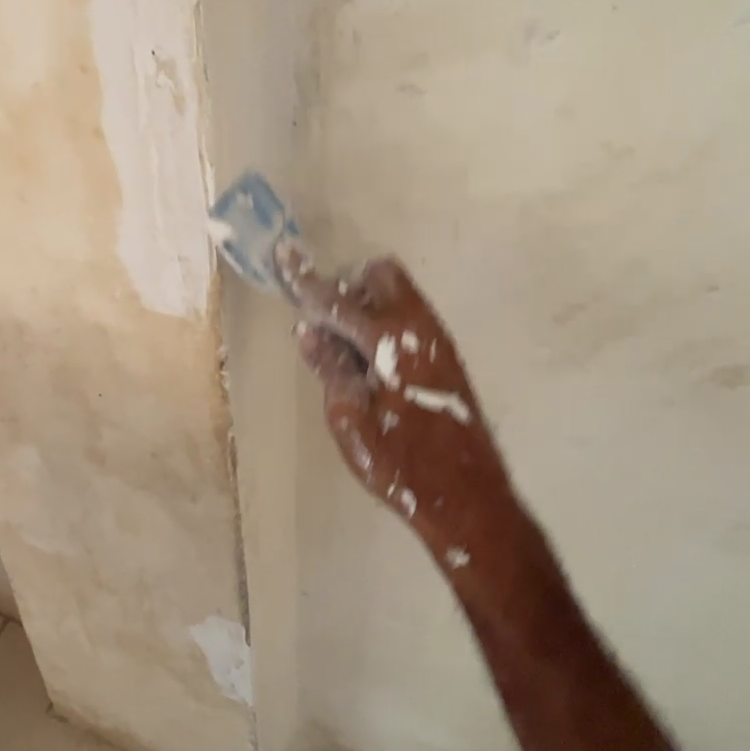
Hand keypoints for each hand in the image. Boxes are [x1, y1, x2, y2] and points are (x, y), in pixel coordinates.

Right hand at [279, 245, 512, 557]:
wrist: (465, 495)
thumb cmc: (398, 461)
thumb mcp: (348, 417)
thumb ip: (330, 367)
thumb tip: (309, 328)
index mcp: (390, 342)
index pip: (337, 301)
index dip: (306, 281)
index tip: (284, 255)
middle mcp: (419, 329)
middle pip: (380, 277)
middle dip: (348, 287)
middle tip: (325, 323)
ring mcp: (437, 341)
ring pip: (397, 296)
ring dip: (366, 306)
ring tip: (343, 349)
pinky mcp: (445, 358)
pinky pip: (408, 319)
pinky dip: (382, 324)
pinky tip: (367, 364)